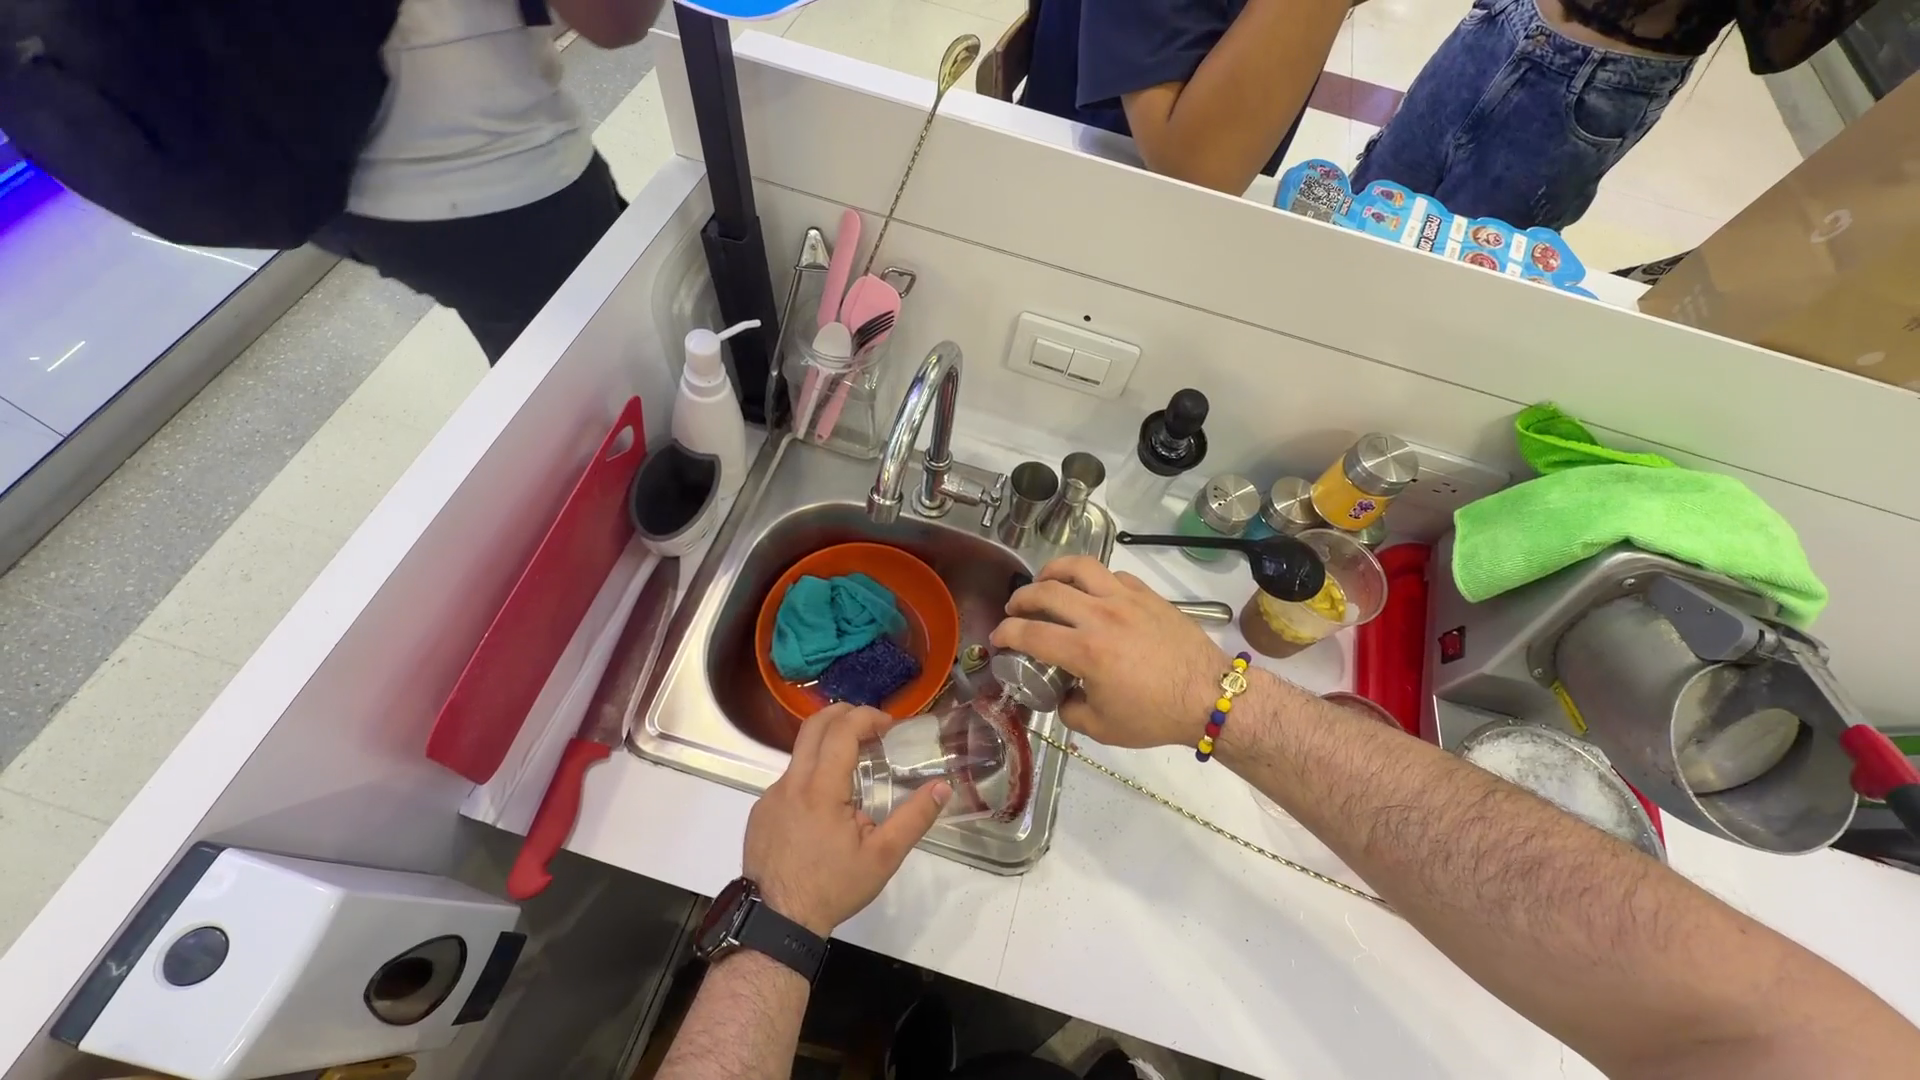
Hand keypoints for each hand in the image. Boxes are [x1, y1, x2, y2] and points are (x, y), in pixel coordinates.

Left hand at [743, 705, 948, 935]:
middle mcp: (791, 783)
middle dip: (844, 714)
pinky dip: (811, 777)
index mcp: (821, 789)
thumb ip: (915, 818)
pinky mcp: (760, 812)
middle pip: (813, 726)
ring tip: (854, 771)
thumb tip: (943, 787)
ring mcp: (771, 796)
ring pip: (800, 754)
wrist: (776, 923)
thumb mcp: (883, 857)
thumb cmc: (832, 888)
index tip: (888, 724)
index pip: (841, 730)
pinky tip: (826, 811)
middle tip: (870, 726)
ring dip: (828, 748)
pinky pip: (788, 781)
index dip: (866, 717)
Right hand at [989, 556, 1228, 747]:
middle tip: (1015, 609)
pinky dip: (1091, 579)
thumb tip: (1061, 696)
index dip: (1006, 633)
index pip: (1030, 633)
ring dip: (1053, 571)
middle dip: (1021, 598)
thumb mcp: (1103, 727)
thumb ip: (1071, 710)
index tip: (998, 638)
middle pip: (1047, 591)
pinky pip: (1110, 574)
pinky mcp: (1146, 594)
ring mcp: (1125, 599)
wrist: (1209, 695)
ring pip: (1079, 566)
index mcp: (1086, 651)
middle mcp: (1101, 616)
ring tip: (1045, 582)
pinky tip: (1089, 592)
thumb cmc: (1155, 715)